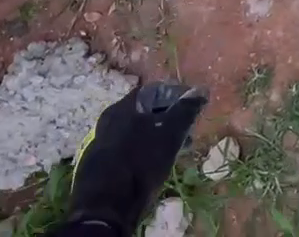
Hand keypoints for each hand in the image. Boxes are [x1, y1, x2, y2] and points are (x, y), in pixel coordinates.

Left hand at [61, 83, 206, 234]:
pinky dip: (143, 150)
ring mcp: (100, 144)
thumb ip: (187, 108)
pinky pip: (126, 149)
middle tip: (187, 128)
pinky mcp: (97, 166)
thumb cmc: (141, 162)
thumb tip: (200, 89)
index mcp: (123, 107)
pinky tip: (154, 163)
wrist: (106, 210)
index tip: (193, 107)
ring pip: (136, 131)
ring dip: (157, 135)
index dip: (178, 96)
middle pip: (146, 111)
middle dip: (169, 118)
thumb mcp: (171, 133)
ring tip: (175, 148)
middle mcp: (108, 121)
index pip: (156, 90)